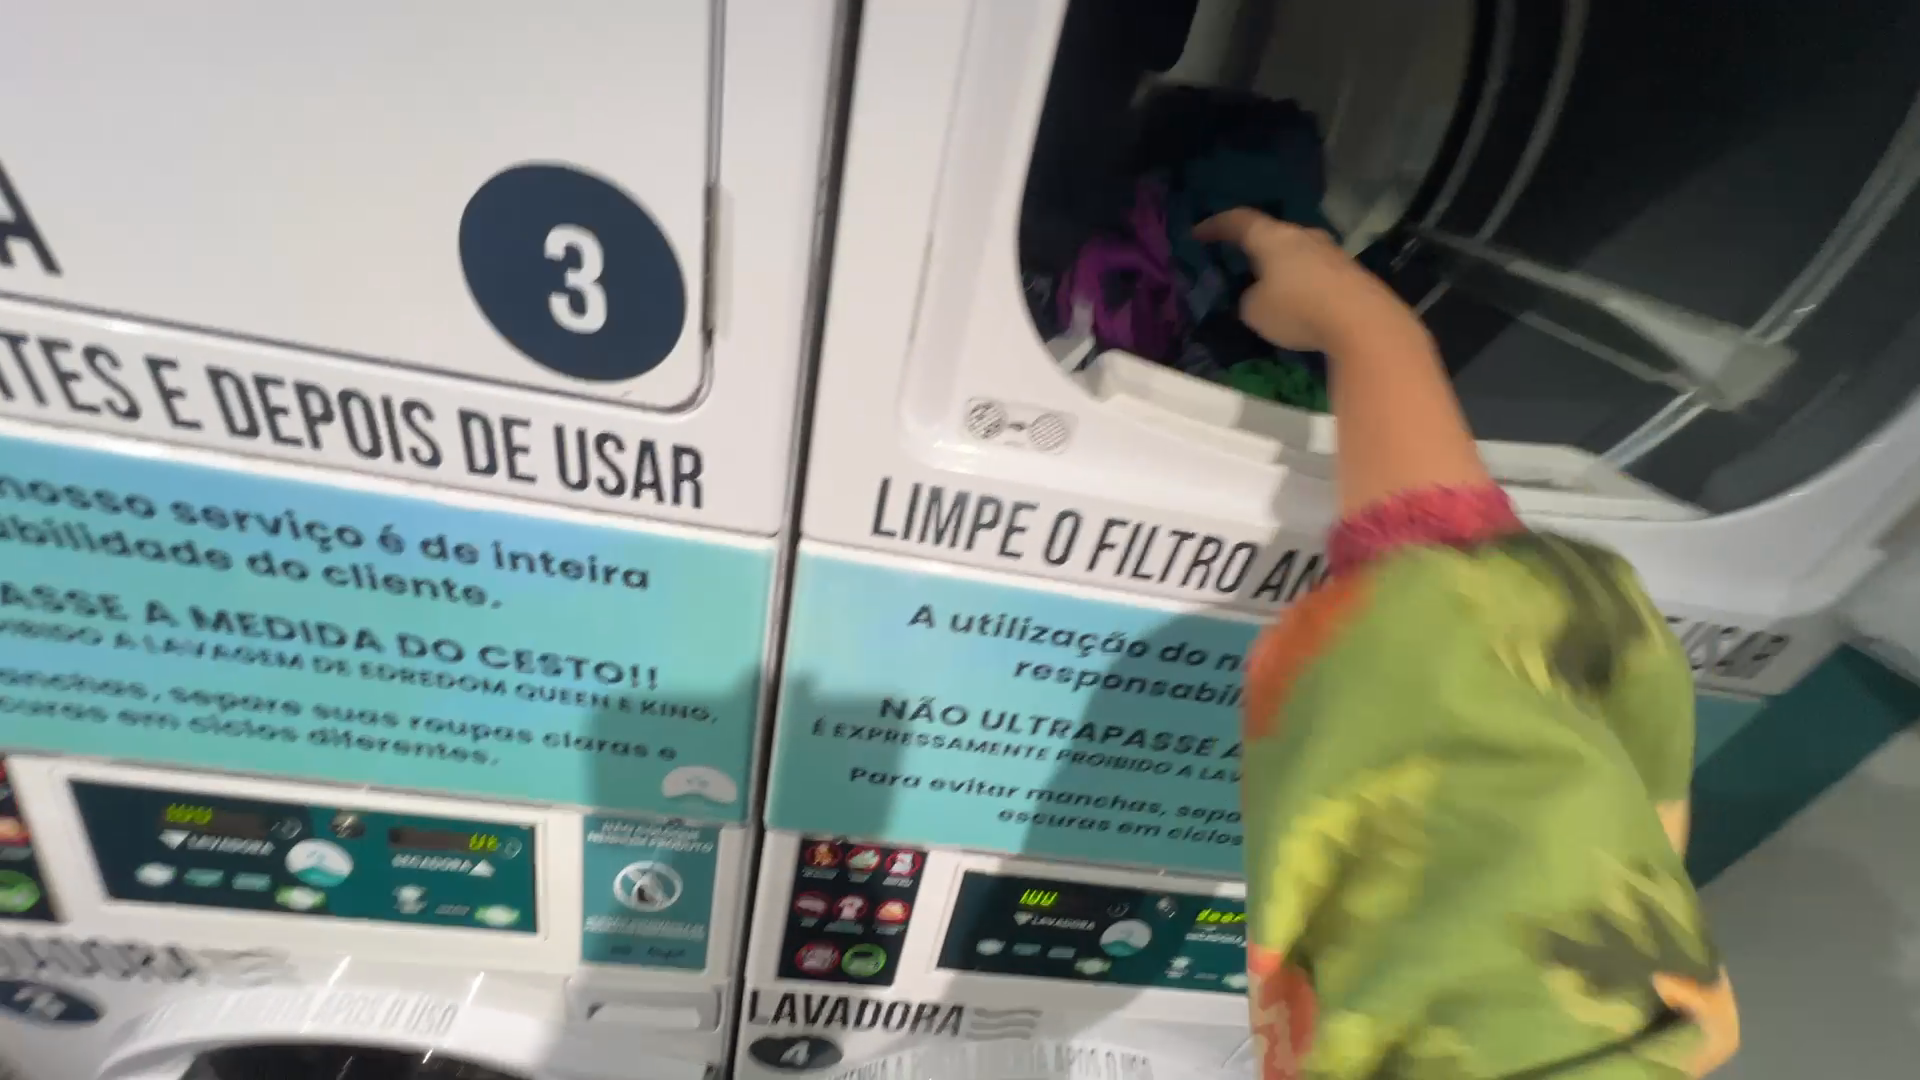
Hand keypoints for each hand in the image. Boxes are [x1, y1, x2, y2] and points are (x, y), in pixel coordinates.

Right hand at [1194, 208, 1411, 354]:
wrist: (1361, 321)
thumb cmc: (1296, 310)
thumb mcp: (1253, 310)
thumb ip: (1249, 296)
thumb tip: (1260, 293)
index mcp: (1273, 238)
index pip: (1239, 221)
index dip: (1215, 226)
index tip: (1197, 233)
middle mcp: (1303, 236)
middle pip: (1271, 234)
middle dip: (1250, 247)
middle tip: (1234, 261)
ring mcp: (1329, 252)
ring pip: (1293, 252)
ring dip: (1276, 266)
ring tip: (1264, 286)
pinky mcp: (1347, 272)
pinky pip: (1311, 271)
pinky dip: (1297, 282)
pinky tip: (1293, 302)